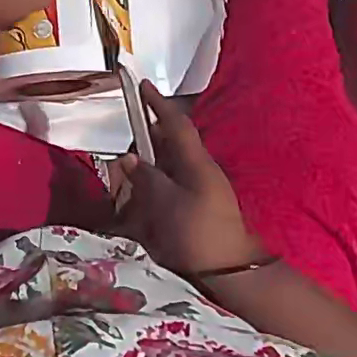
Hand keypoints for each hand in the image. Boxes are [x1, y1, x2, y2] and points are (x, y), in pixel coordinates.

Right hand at [110, 82, 268, 275]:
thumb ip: (147, 178)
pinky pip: (173, 181)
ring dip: (150, 160)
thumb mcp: (166, 205)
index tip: (142, 85)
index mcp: (196, 163)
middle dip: (148, 136)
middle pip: (171, 143)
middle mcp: (200, 170)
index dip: (158, 104)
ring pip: (170, 162)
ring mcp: (202, 187)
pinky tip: (143, 192)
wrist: (230, 271)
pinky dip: (157, 179)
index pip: (176, 124)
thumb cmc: (197, 234)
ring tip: (129, 168)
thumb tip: (130, 158)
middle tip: (126, 137)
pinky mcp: (198, 204)